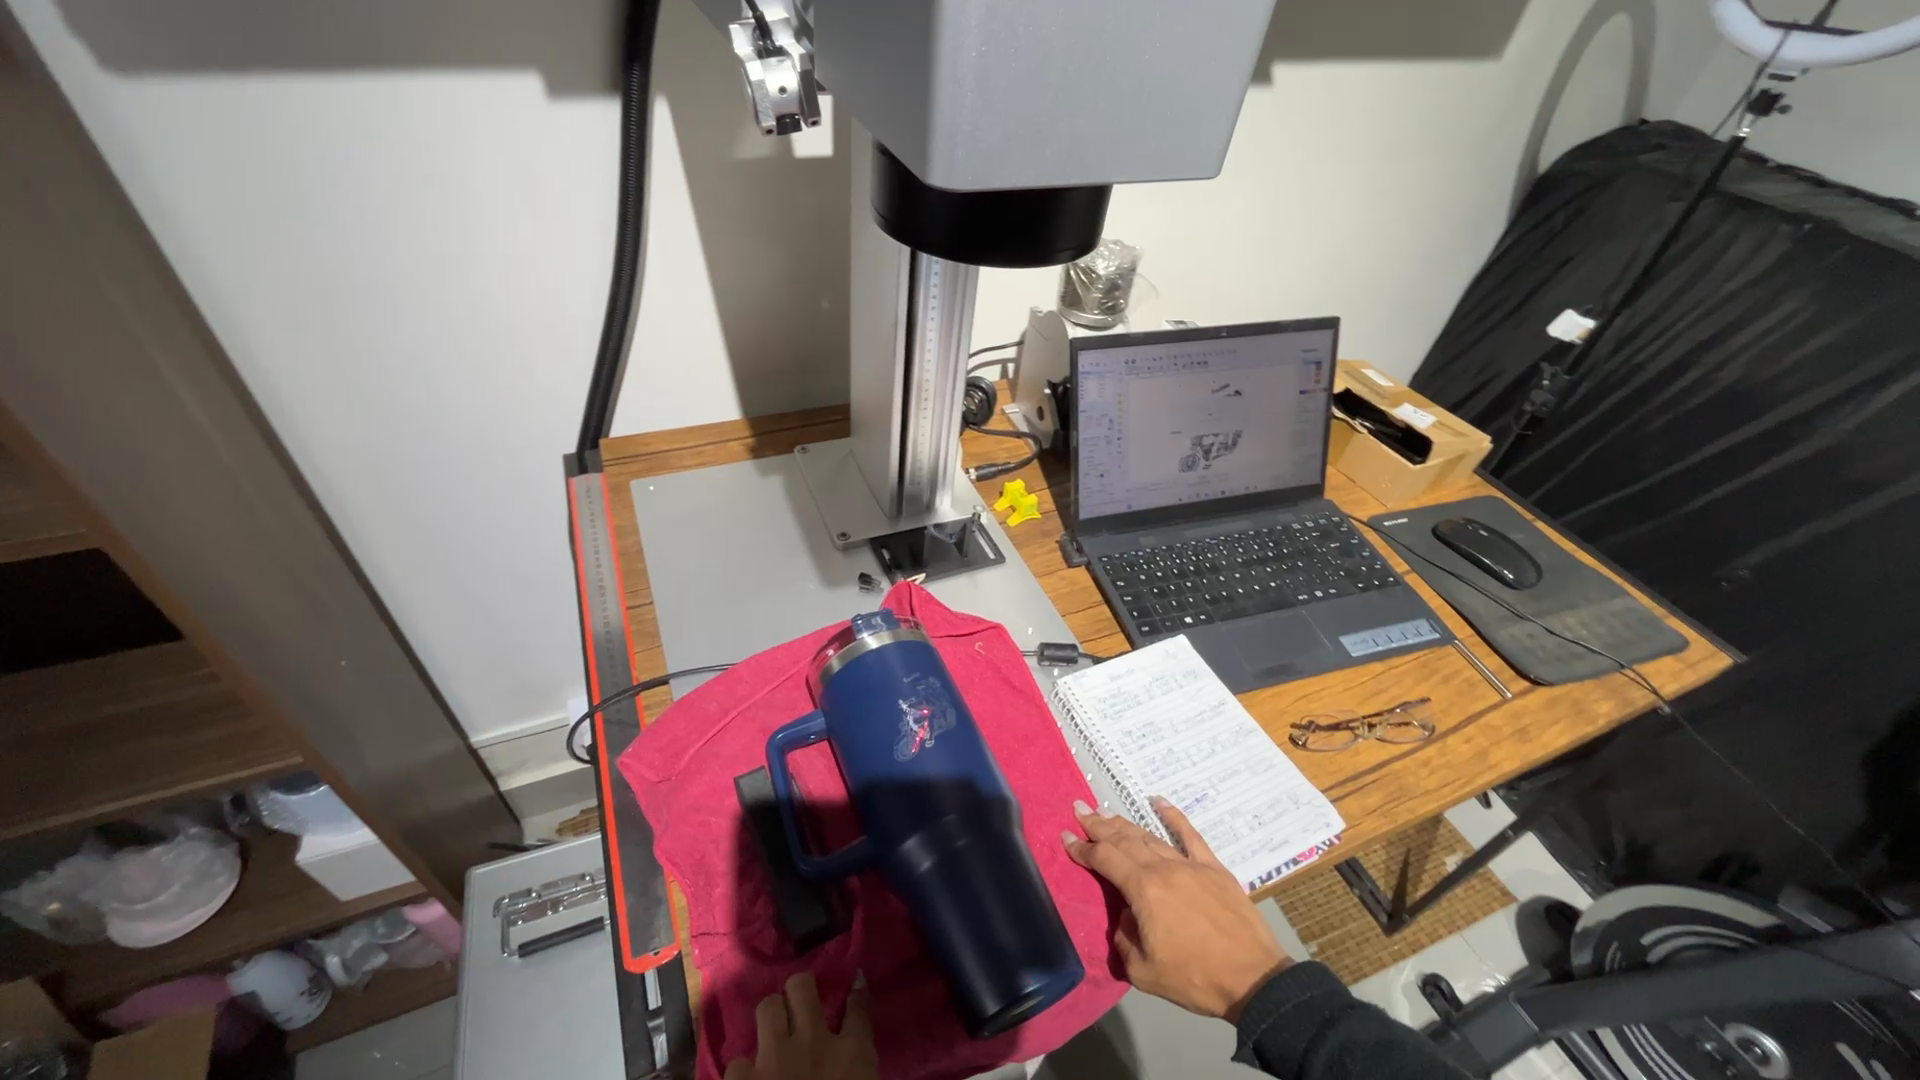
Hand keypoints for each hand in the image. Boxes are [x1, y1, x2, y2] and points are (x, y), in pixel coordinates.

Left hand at [724, 973, 876, 1079]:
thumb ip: (860, 1067)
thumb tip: (853, 1058)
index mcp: (852, 1053)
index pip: (859, 1008)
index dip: (856, 990)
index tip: (854, 980)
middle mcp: (813, 1042)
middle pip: (802, 987)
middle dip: (800, 988)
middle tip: (800, 1005)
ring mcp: (775, 1057)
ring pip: (768, 1008)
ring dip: (771, 1020)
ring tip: (773, 1035)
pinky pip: (739, 1062)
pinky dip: (745, 1073)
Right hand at [1064, 797, 1290, 1022]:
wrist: (1253, 979)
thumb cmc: (1195, 978)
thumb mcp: (1143, 971)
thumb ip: (1124, 938)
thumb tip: (1125, 917)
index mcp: (1143, 890)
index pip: (1105, 860)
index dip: (1083, 848)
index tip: (1067, 837)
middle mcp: (1163, 868)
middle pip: (1124, 840)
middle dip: (1098, 825)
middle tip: (1080, 809)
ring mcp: (1190, 865)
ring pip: (1150, 836)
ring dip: (1125, 823)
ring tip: (1107, 813)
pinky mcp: (1214, 868)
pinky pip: (1190, 835)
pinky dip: (1173, 816)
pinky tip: (1159, 801)